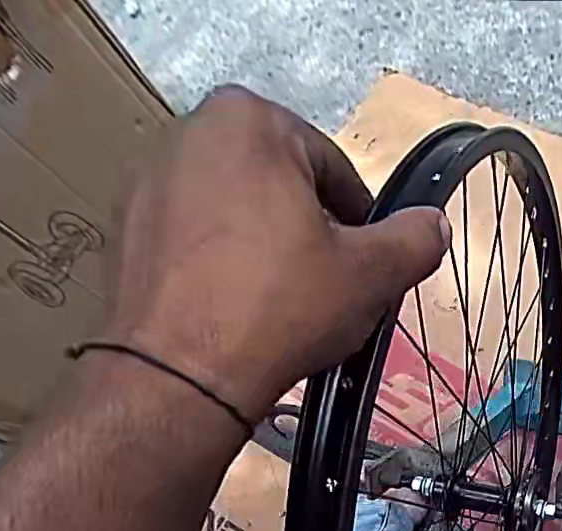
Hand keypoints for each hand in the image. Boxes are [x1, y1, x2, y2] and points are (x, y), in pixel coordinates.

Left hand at [102, 85, 450, 420]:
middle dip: (308, 239)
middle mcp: (189, 136)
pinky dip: (221, 271)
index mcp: (250, 121)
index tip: (362, 267)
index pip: (332, 171)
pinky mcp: (126, 235)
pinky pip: (195, 246)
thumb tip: (434, 226)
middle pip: (280, 191)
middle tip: (322, 294)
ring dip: (266, 256)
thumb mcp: (368, 277)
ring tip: (279, 310)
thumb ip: (412, 242)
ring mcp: (148, 185)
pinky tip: (236, 314)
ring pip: (236, 218)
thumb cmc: (278, 312)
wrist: (182, 377)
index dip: (359, 225)